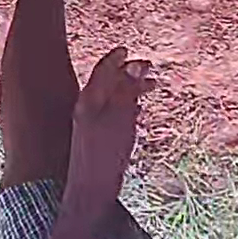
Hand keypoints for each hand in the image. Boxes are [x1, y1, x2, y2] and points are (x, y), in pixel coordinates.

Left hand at [65, 48, 154, 212]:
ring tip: (151, 87)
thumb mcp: (121, 115)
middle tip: (148, 67)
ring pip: (112, 97)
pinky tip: (139, 109)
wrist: (91, 189)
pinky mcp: (95, 137)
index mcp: (90, 99)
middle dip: (127, 73)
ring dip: (130, 89)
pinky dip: (126, 104)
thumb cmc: (107, 152)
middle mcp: (86, 107)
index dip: (116, 58)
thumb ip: (127, 89)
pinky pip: (112, 112)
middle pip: (108, 82)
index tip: (127, 49)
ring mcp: (89, 123)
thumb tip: (134, 65)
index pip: (103, 70)